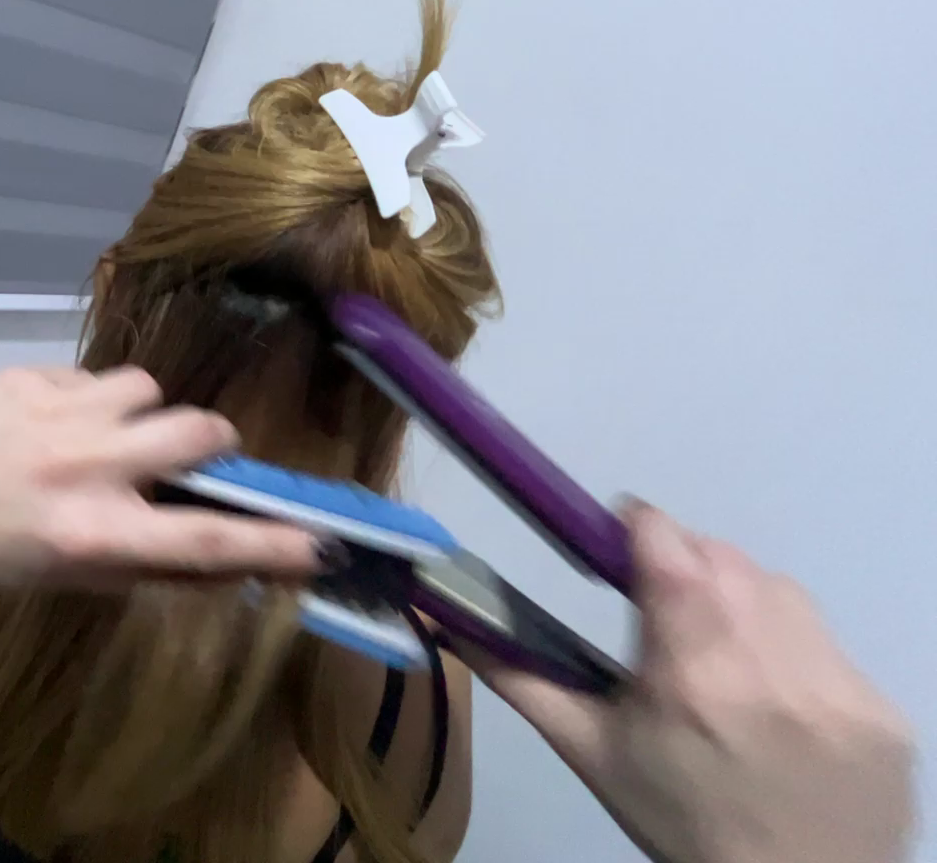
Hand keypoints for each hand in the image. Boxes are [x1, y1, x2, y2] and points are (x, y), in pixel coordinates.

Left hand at [0, 365, 320, 588]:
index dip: (272, 543)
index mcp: (91, 534)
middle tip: (188, 450)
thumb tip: (205, 556)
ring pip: (147, 387)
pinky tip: (48, 413)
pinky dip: (86, 396)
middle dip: (210, 441)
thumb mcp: (53, 577)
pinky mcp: (29, 375)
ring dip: (141, 411)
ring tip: (103, 427)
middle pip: (199, 431)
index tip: (316, 539)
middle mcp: (86, 467)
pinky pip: (89, 375)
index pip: (204, 540)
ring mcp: (58, 411)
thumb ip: (133, 565)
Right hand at [477, 501, 915, 862]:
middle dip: (680, 553)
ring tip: (708, 626)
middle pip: (724, 562)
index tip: (618, 521)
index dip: (645, 524)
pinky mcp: (885, 713)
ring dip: (732, 585)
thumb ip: (514, 676)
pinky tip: (762, 674)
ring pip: (777, 588)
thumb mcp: (582, 746)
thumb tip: (448, 620)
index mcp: (689, 680)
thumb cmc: (671, 812)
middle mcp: (772, 674)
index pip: (677, 561)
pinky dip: (779, 630)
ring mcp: (840, 693)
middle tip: (649, 582)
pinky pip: (822, 634)